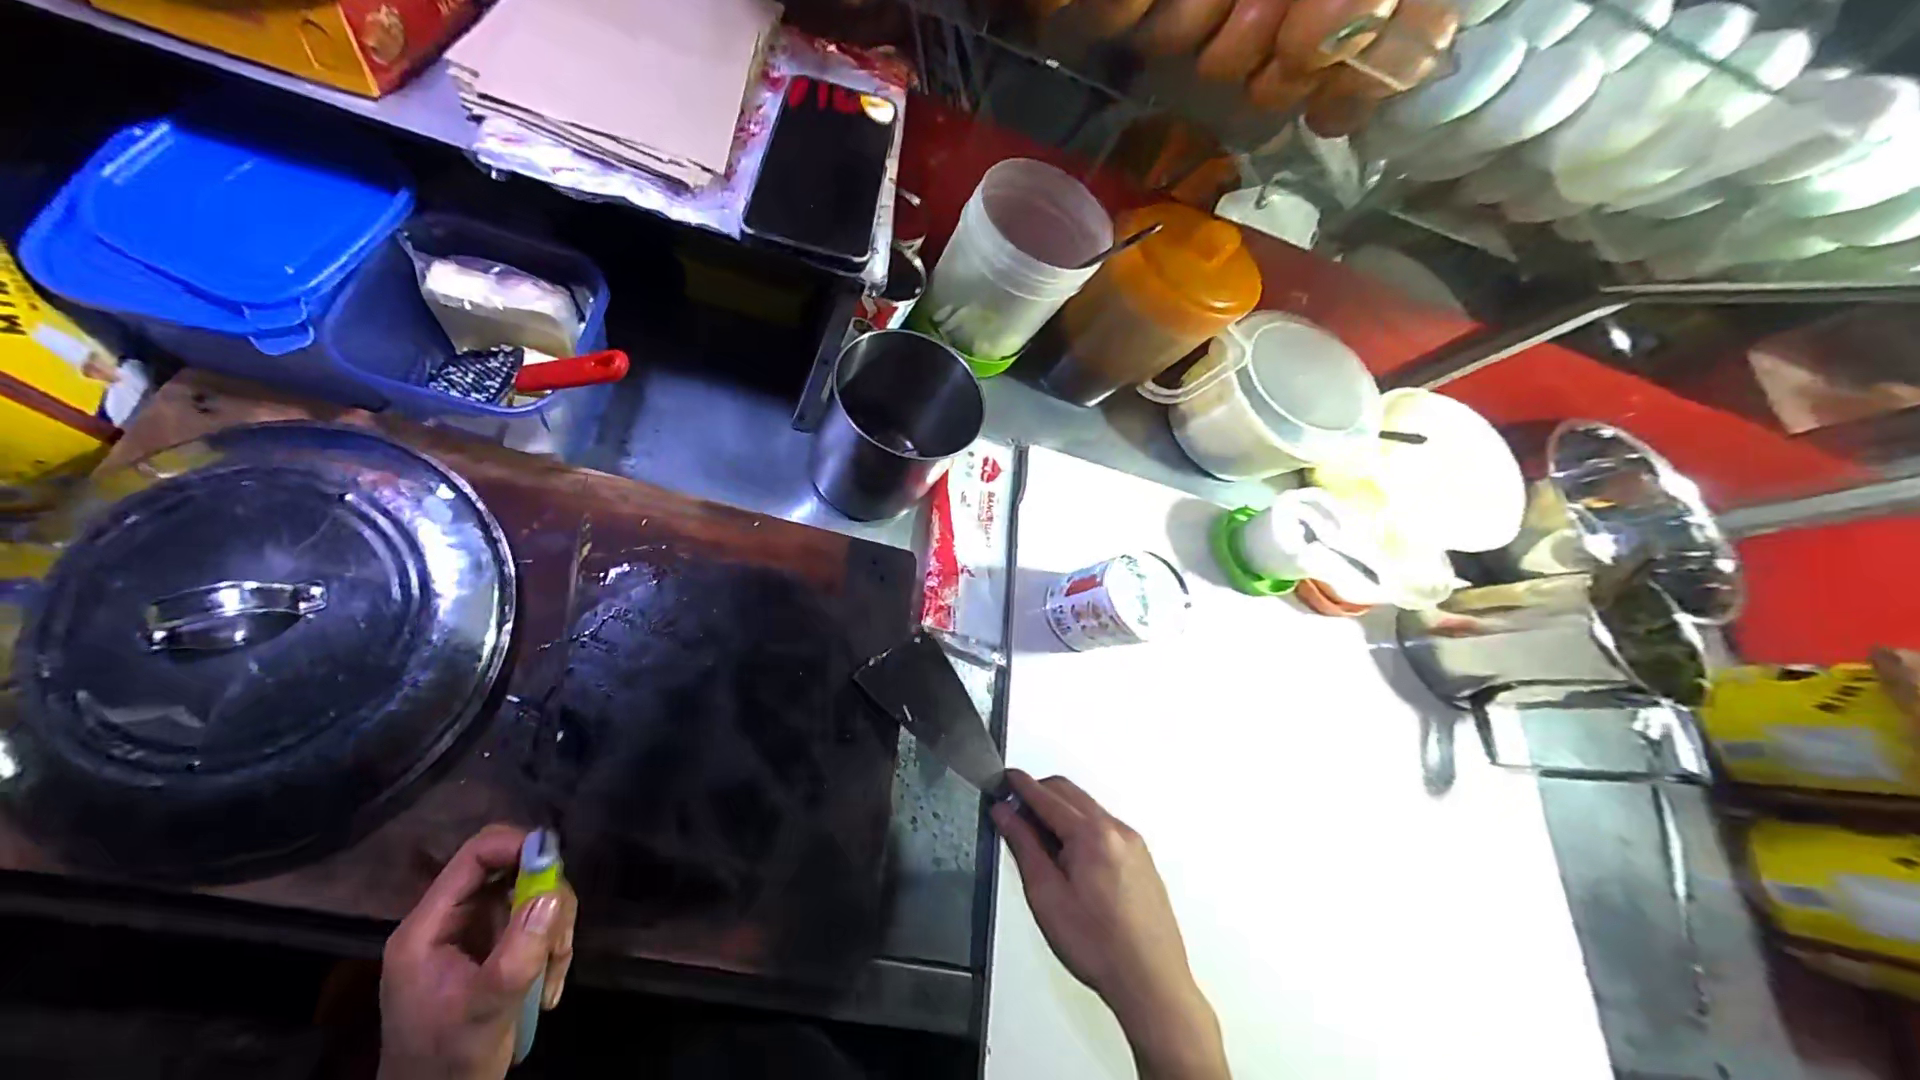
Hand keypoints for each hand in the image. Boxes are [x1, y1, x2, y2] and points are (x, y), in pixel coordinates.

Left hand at [379, 825, 577, 1079]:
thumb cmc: (446, 1063)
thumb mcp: (485, 1010)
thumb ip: (516, 954)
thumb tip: (552, 894)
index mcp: (429, 926)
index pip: (476, 855)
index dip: (519, 847)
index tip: (555, 867)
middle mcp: (453, 919)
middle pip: (513, 870)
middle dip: (547, 897)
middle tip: (560, 936)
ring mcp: (477, 932)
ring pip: (534, 895)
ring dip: (555, 926)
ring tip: (554, 970)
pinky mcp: (498, 946)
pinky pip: (539, 920)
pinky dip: (554, 944)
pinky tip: (550, 983)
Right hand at [993, 771, 1229, 1079]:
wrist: (1150, 982)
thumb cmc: (1101, 947)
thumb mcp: (1046, 895)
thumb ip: (1023, 845)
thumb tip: (1006, 813)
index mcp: (1092, 835)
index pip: (1047, 796)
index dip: (1021, 785)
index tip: (1006, 779)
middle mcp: (1117, 830)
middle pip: (1069, 793)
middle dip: (1039, 794)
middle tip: (1015, 810)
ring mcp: (1133, 843)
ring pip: (1087, 809)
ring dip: (1061, 812)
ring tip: (1039, 842)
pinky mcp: (1141, 857)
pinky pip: (1104, 826)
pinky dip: (1081, 827)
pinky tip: (1068, 856)